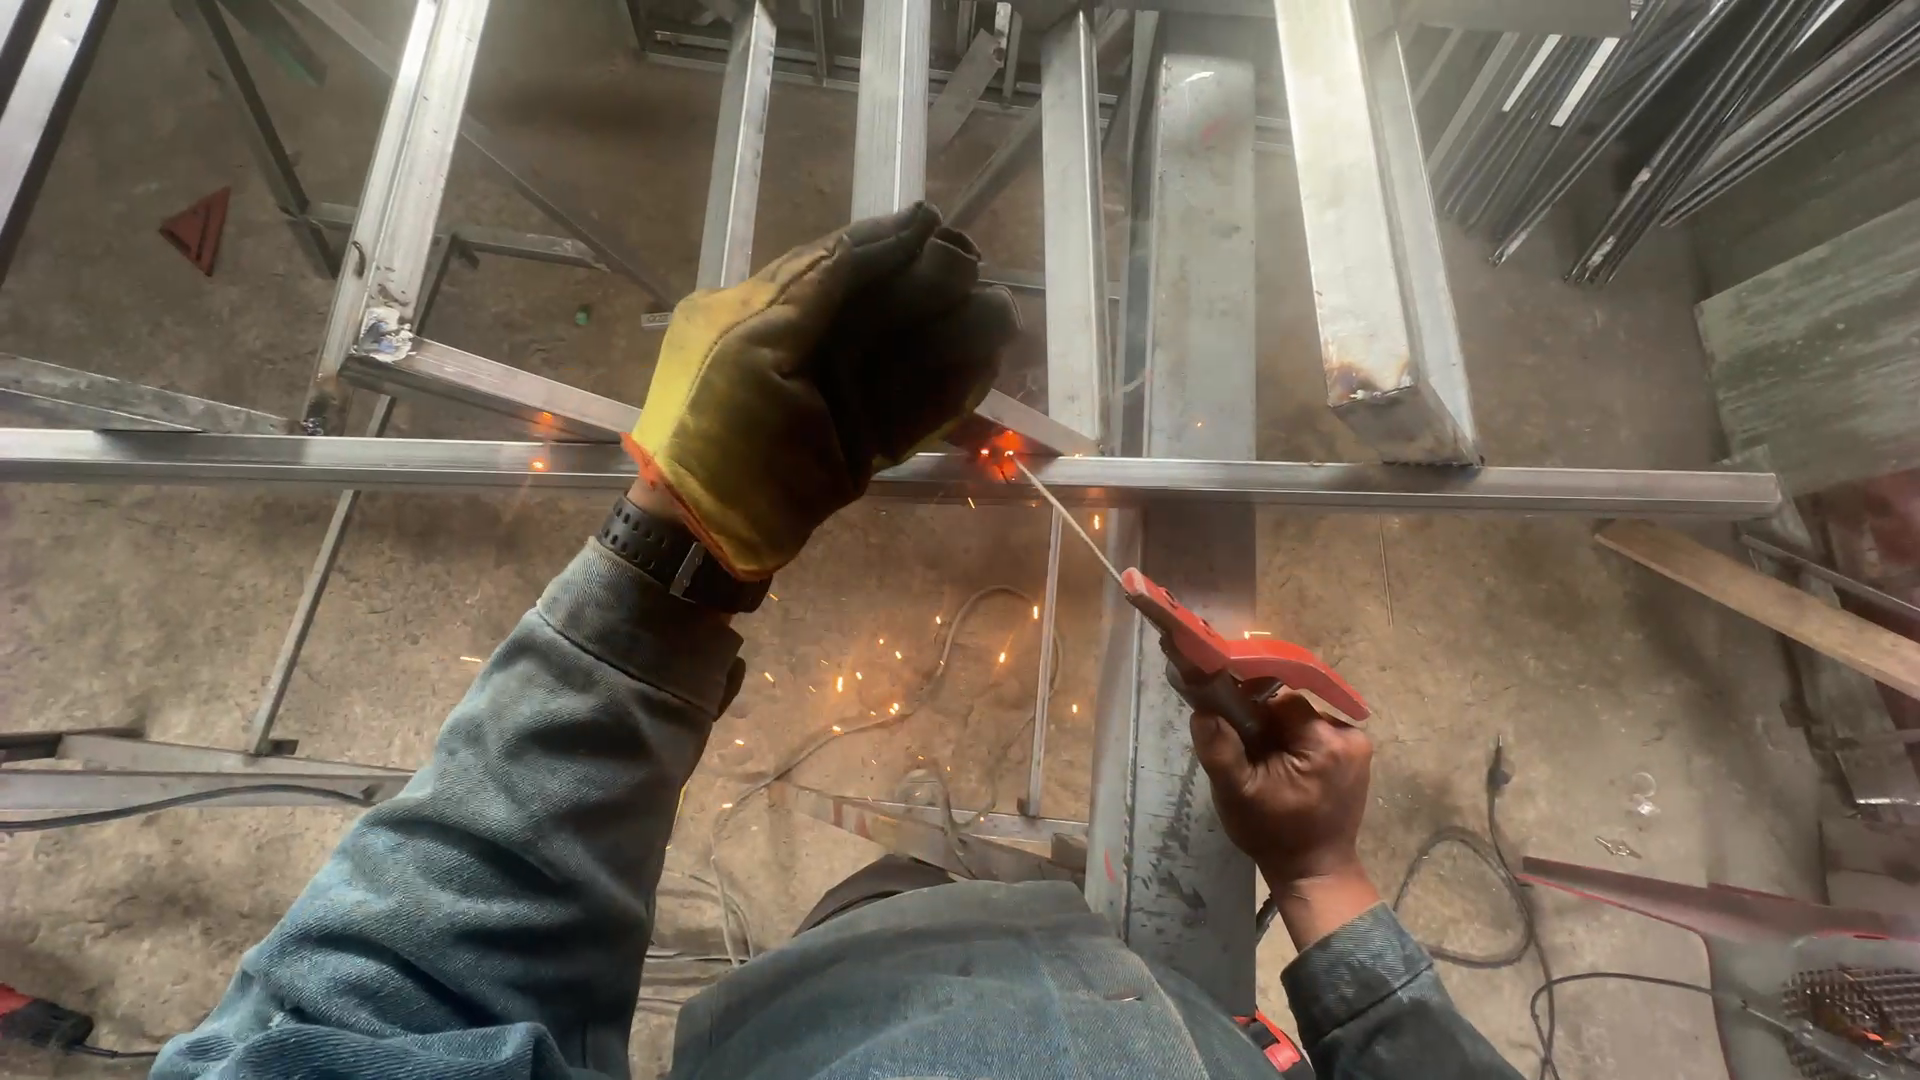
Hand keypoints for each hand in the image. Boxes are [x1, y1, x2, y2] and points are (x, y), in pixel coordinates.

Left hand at [626, 203, 1018, 579]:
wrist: (706, 535)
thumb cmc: (715, 432)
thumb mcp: (750, 343)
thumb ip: (811, 288)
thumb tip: (876, 236)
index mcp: (769, 314)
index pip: (836, 265)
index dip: (884, 245)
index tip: (932, 226)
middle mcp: (809, 348)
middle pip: (880, 307)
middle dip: (928, 289)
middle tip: (973, 271)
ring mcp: (840, 399)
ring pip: (905, 356)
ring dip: (952, 336)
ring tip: (1000, 316)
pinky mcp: (865, 443)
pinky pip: (915, 411)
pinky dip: (950, 391)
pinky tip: (984, 366)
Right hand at [1191, 692, 1380, 948]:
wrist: (1314, 872)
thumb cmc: (1274, 833)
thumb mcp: (1236, 793)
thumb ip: (1219, 749)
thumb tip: (1203, 711)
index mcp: (1325, 741)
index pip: (1279, 699)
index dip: (1250, 710)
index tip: (1234, 731)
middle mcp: (1350, 736)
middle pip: (1291, 709)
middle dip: (1265, 725)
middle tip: (1248, 754)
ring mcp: (1357, 748)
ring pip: (1301, 720)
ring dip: (1278, 734)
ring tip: (1265, 765)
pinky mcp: (1354, 759)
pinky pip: (1313, 734)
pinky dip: (1294, 744)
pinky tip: (1283, 769)